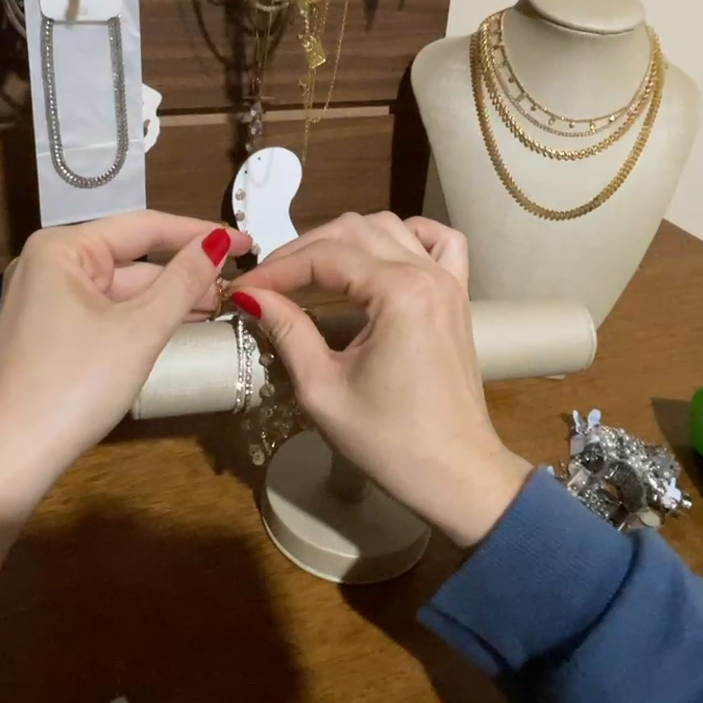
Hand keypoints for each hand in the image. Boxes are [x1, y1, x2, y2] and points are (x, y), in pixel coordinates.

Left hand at [0, 212, 250, 528]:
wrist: (5, 461)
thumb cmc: (74, 385)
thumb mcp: (140, 330)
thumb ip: (184, 281)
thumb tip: (220, 240)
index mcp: (61, 248)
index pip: (144, 227)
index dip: (199, 233)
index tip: (246, 241)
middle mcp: (47, 264)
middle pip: (131, 260)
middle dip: (183, 273)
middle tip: (236, 283)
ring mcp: (43, 300)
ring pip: (119, 290)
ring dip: (166, 299)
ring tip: (218, 306)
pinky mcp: (45, 333)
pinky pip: (103, 312)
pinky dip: (140, 318)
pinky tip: (177, 325)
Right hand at [231, 214, 531, 547]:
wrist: (457, 475)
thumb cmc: (390, 443)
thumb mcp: (323, 390)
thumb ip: (287, 331)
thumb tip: (250, 295)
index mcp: (399, 293)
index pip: (324, 256)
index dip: (276, 269)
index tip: (243, 289)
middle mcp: (427, 273)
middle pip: (352, 230)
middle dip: (302, 250)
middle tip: (268, 282)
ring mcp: (448, 280)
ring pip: (389, 226)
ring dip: (344, 239)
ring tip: (309, 270)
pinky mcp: (458, 295)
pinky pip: (438, 241)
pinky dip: (406, 235)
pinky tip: (380, 253)